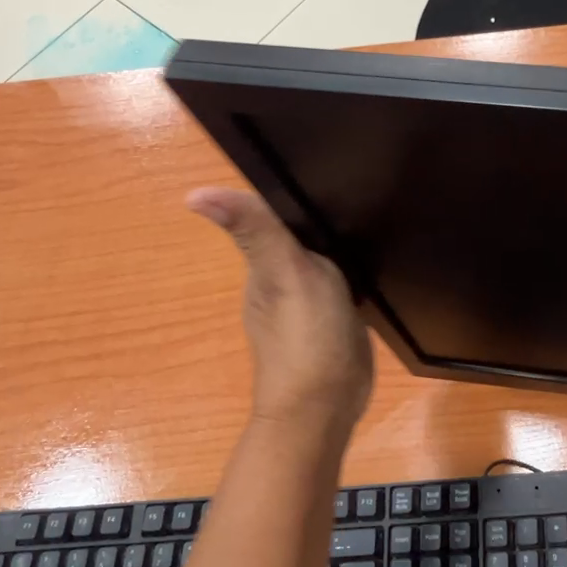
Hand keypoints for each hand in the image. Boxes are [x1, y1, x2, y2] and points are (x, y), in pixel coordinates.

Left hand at [188, 187, 372, 432]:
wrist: (325, 407)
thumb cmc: (304, 337)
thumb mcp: (284, 274)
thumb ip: (256, 231)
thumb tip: (194, 194)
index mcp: (265, 266)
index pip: (272, 215)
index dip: (291, 189)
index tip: (323, 159)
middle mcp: (280, 282)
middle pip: (297, 237)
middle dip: (317, 214)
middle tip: (358, 182)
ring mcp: (308, 305)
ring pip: (320, 261)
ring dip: (336, 244)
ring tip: (371, 216)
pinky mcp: (335, 323)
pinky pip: (341, 286)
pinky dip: (353, 273)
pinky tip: (372, 266)